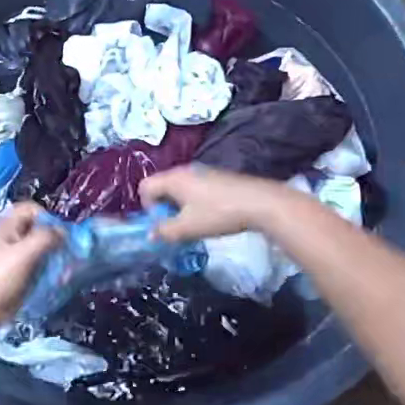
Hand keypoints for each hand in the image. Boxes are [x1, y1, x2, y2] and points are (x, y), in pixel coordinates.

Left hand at [0, 203, 59, 325]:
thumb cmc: (1, 276)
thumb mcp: (25, 252)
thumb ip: (45, 237)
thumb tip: (63, 232)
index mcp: (9, 228)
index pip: (31, 209)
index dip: (46, 216)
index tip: (57, 233)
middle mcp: (14, 239)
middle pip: (40, 229)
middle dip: (55, 239)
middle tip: (65, 252)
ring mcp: (18, 257)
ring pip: (43, 248)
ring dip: (56, 257)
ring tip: (64, 270)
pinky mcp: (22, 273)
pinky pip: (42, 265)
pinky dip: (51, 270)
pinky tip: (58, 279)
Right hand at [139, 166, 303, 241]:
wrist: (260, 202)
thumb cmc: (218, 214)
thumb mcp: (187, 228)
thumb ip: (164, 231)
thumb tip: (150, 234)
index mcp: (174, 178)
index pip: (145, 186)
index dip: (146, 206)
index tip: (161, 223)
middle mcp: (186, 170)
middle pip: (162, 186)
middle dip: (164, 208)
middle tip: (177, 226)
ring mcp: (204, 172)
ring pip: (180, 189)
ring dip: (181, 207)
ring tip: (195, 224)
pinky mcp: (218, 177)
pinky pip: (196, 188)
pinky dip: (196, 202)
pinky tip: (211, 216)